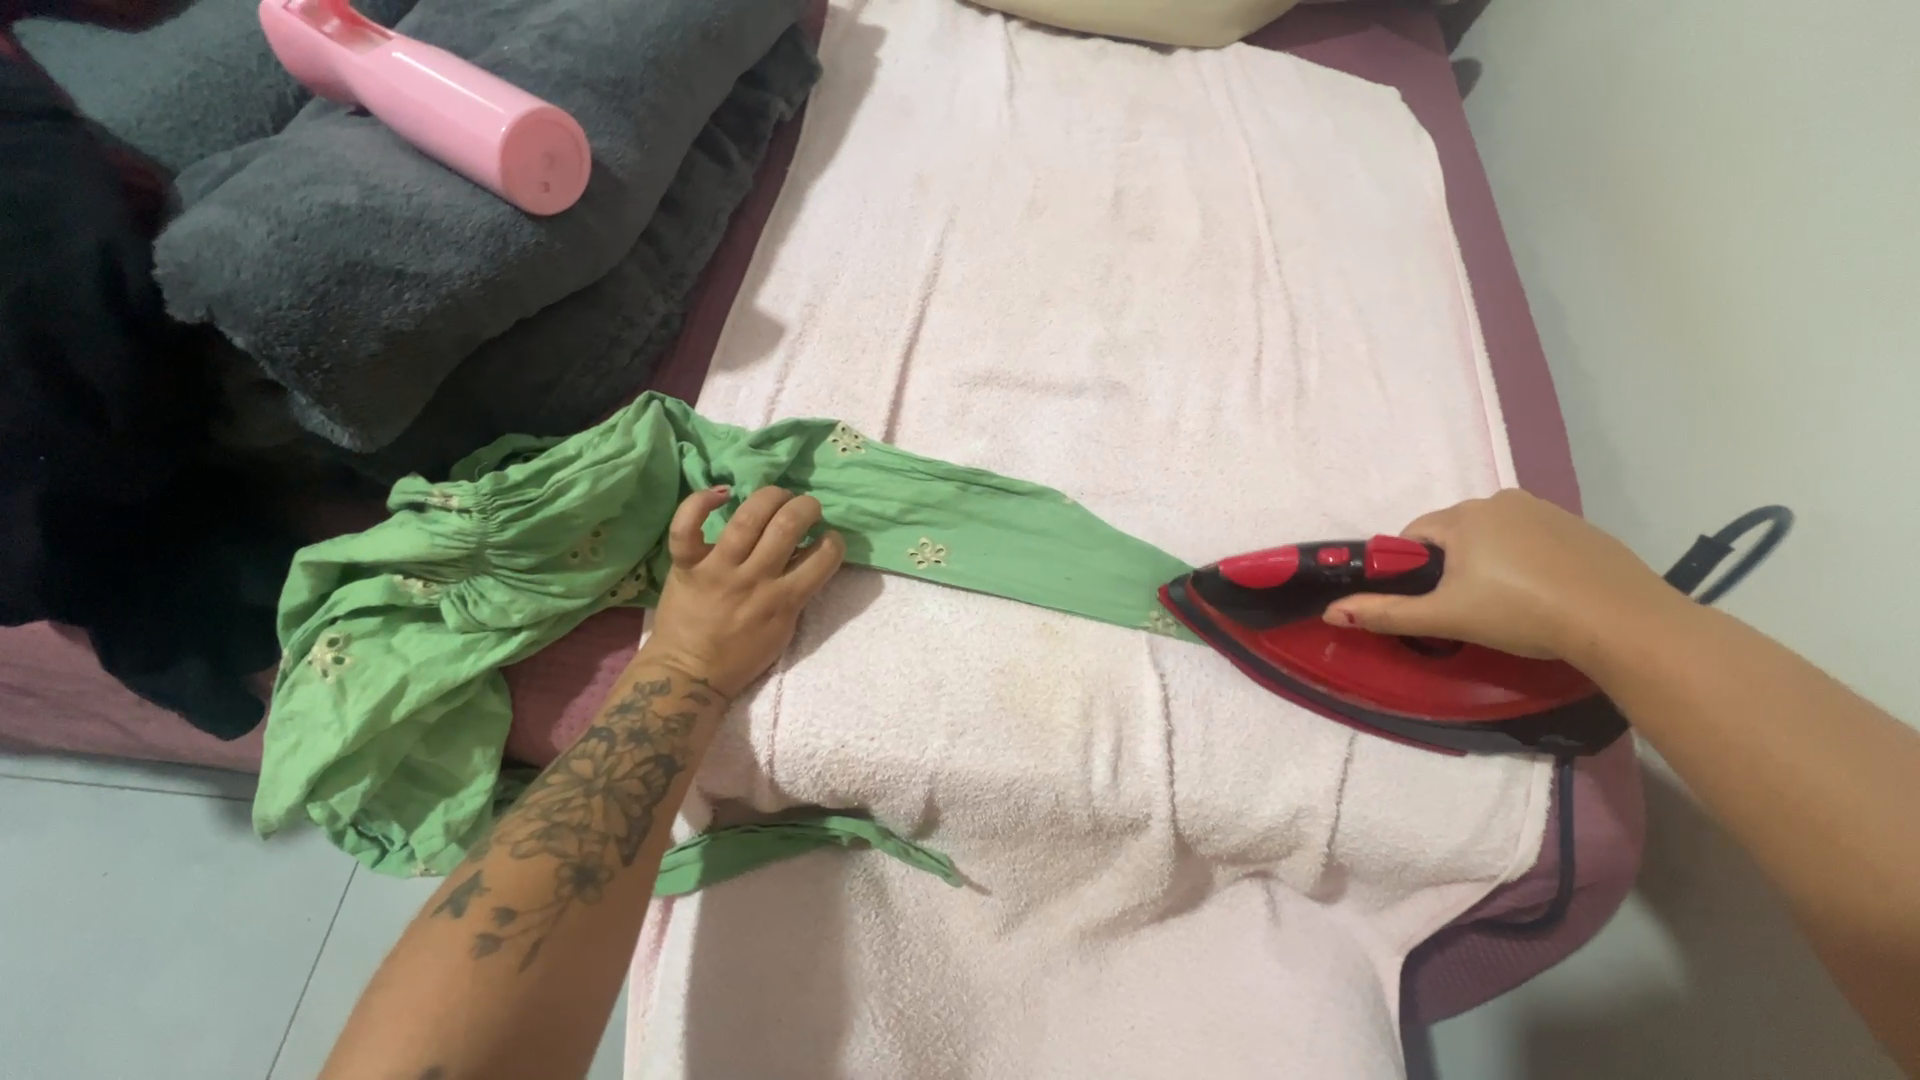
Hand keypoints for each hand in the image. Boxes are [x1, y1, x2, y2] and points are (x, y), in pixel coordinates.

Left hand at [637, 487, 845, 697]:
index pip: (824, 557)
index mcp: (784, 600)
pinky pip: (687, 527)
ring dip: (771, 496)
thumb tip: (808, 553)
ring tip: (778, 496)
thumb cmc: (742, 655)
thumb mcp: (783, 629)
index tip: (828, 538)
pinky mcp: (686, 565)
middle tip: (807, 509)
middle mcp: (754, 579)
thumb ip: (797, 592)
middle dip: (807, 507)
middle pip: (787, 525)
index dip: (834, 541)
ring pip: (748, 517)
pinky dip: (701, 503)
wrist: (689, 673)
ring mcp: (718, 570)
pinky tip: (722, 493)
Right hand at [1322, 489, 1686, 661]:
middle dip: (1451, 567)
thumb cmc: (1521, 613)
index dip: (1412, 570)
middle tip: (1470, 608)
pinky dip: (1526, 562)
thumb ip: (1387, 613)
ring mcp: (1546, 510)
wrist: (1621, 622)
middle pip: (1453, 534)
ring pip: (1493, 536)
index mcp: (1464, 516)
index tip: (1431, 601)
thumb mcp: (1446, 617)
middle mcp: (1501, 501)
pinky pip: (1531, 540)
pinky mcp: (1580, 527)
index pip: (1413, 535)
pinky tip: (1543, 594)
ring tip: (1509, 604)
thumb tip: (1331, 611)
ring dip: (1488, 563)